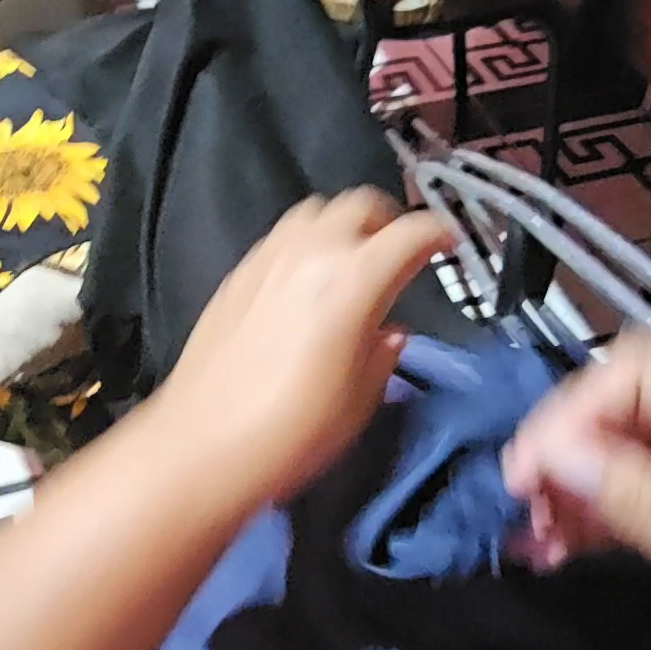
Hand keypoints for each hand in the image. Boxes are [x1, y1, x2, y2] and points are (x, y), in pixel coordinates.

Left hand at [149, 188, 450, 503]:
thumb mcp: (360, 399)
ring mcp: (267, 259)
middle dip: (389, 221)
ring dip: (343, 227)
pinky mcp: (237, 275)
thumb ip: (383, 353)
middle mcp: (310, 253)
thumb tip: (390, 332)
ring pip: (316, 212)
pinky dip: (306, 245)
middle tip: (400, 253)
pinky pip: (280, 238)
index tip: (447, 247)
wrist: (203, 445)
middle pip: (360, 205)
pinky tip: (304, 283)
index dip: (438, 234)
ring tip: (351, 262)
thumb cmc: (294, 431)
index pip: (411, 233)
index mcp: (354, 280)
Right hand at [503, 333, 650, 649]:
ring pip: (618, 447)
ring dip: (573, 487)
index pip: (630, 371)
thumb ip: (629, 495)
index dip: (568, 412)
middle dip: (564, 452)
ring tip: (536, 539)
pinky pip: (635, 485)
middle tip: (526, 506)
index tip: (528, 471)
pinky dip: (597, 513)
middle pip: (617, 406)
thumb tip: (552, 454)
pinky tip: (559, 548)